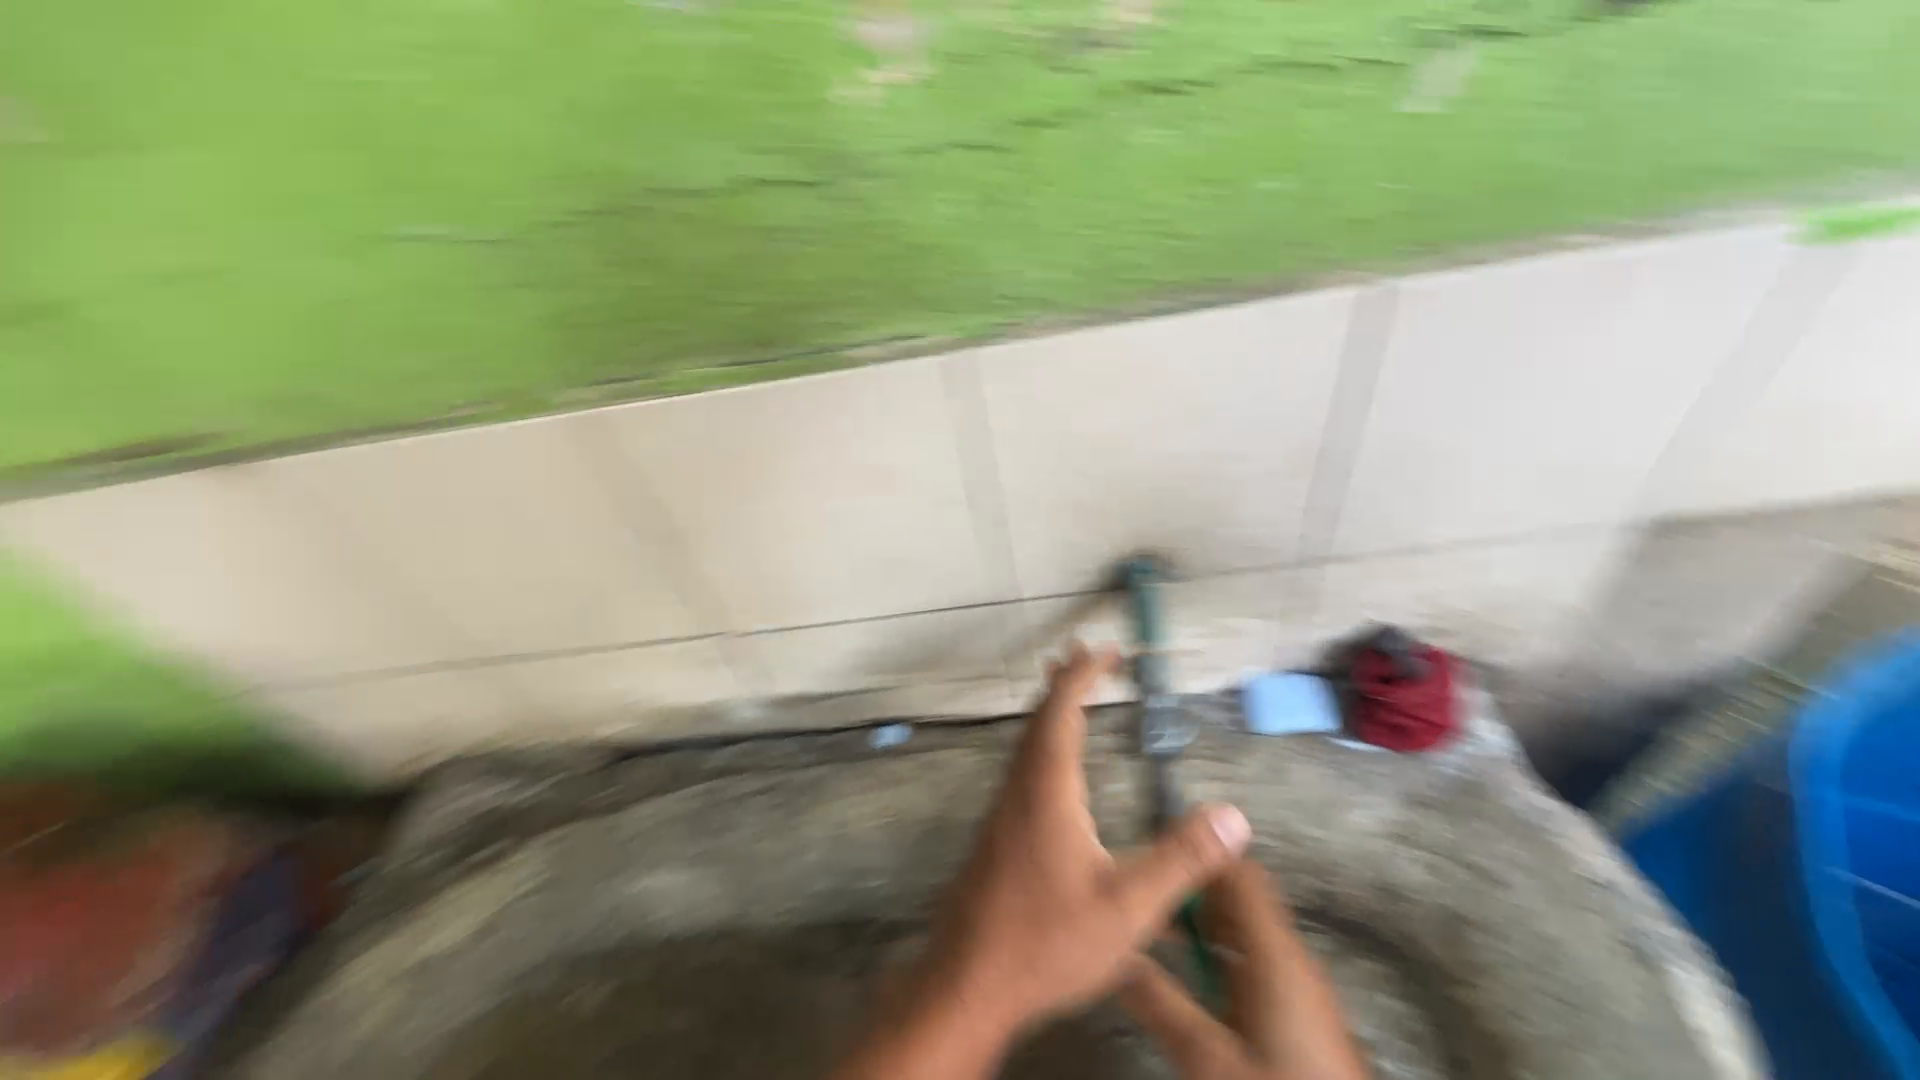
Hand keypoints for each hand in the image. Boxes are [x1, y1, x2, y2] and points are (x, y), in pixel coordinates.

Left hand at [917, 642, 1252, 1038]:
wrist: (966, 985)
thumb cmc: (1046, 942)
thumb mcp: (1128, 907)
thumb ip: (1181, 860)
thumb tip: (1235, 816)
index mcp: (1046, 791)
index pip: (1061, 713)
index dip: (1082, 676)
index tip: (1104, 649)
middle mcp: (1018, 792)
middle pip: (1037, 721)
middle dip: (1062, 684)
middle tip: (1084, 656)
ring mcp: (1001, 816)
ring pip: (1024, 747)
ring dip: (1049, 715)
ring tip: (1067, 698)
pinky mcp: (995, 841)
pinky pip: (1020, 772)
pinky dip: (1041, 748)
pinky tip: (1051, 775)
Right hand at [1121, 861, 1370, 1079]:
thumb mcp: (1210, 1060)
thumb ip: (1161, 1004)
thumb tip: (1117, 958)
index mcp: (1276, 957)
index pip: (1239, 873)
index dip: (1197, 852)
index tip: (1152, 848)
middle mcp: (1292, 960)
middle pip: (1239, 898)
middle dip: (1190, 889)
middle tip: (1143, 892)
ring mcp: (1298, 986)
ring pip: (1244, 930)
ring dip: (1201, 922)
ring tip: (1157, 928)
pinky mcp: (1297, 1012)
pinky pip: (1251, 959)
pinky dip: (1216, 951)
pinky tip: (1190, 974)